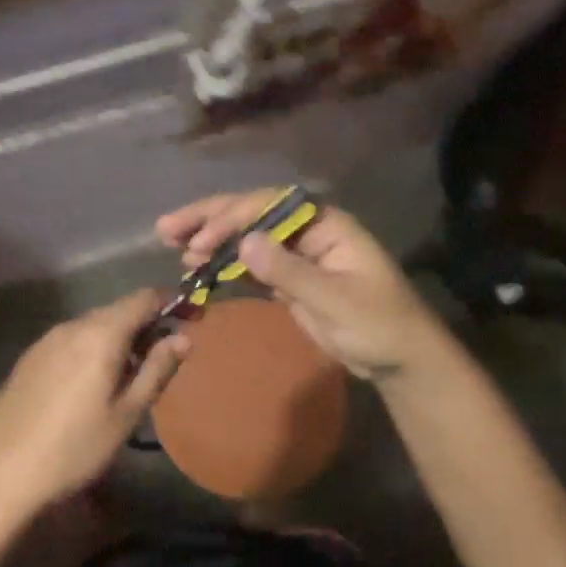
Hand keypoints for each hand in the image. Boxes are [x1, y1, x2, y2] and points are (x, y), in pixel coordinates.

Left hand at [0, 289, 188, 517]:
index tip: (190, 324)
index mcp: (100, 334)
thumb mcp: (126, 414)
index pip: (144, 298)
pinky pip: (70, 342)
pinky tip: (90, 388)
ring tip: (127, 380)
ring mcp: (44, 341)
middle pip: (117, 310)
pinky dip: (90, 351)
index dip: (171, 305)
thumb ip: (157, 370)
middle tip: (160, 363)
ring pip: (92, 327)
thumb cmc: (74, 448)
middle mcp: (71, 326)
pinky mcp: (27, 360)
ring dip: (116, 341)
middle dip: (144, 327)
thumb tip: (184, 337)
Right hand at [157, 190, 444, 380]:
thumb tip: (245, 243)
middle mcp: (307, 231)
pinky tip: (198, 268)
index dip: (230, 219)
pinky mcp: (290, 280)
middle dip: (210, 219)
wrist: (400, 359)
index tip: (198, 241)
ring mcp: (297, 255)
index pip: (269, 208)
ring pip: (247, 237)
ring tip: (173, 246)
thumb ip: (290, 273)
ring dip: (211, 239)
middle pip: (252, 214)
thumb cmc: (379, 325)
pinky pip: (251, 264)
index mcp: (325, 224)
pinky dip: (224, 264)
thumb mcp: (336, 300)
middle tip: (166, 229)